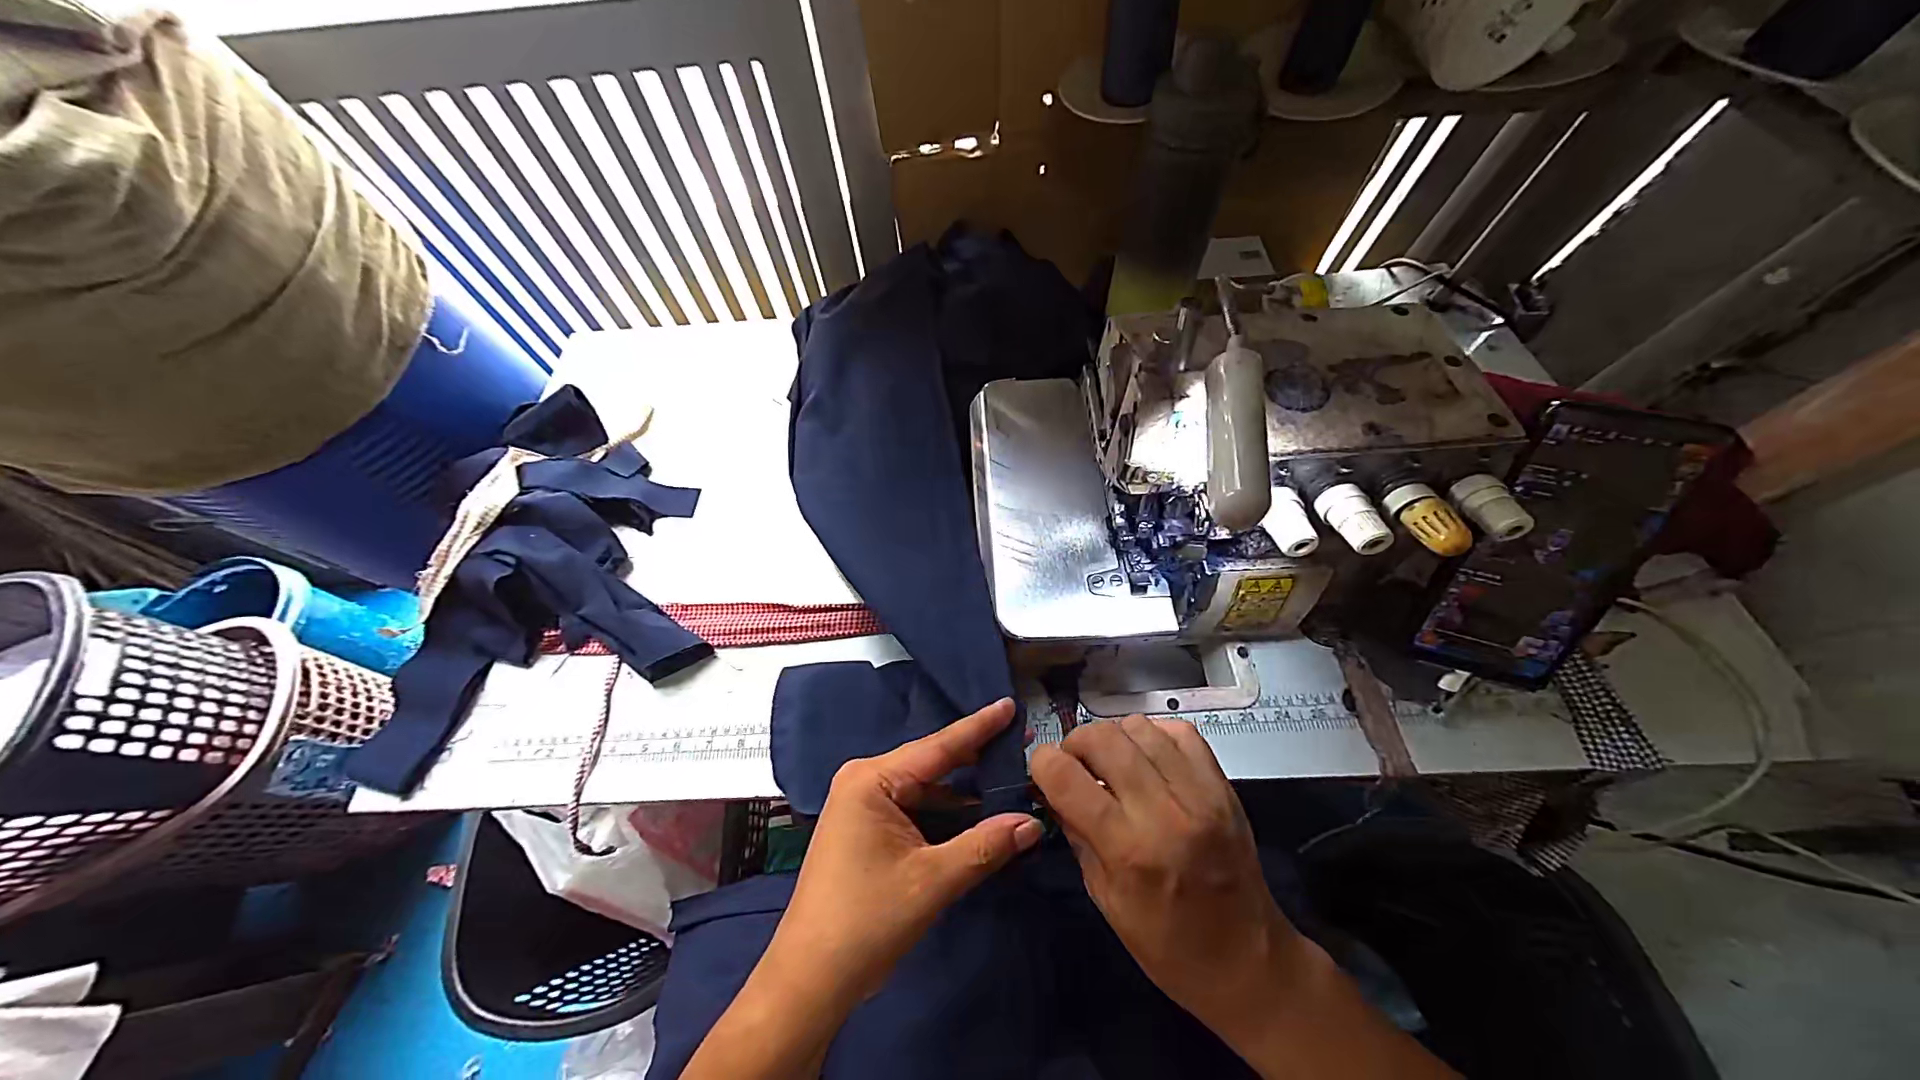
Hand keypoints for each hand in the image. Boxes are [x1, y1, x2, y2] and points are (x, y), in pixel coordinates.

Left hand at [765, 698, 1043, 1009]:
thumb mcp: (932, 880)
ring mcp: (862, 806)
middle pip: (932, 764)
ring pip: (926, 790)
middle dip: (976, 759)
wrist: (811, 979)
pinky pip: (915, 810)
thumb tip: (1032, 822)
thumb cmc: (866, 921)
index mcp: (871, 779)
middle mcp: (864, 781)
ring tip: (1009, 781)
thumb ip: (985, 845)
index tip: (1010, 704)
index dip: (979, 727)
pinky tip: (978, 817)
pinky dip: (946, 815)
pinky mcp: (866, 829)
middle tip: (1021, 743)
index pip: (938, 746)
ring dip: (964, 793)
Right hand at [1029, 716, 1293, 1041]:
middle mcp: (1163, 810)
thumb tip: (1051, 789)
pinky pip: (1180, 732)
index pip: (1065, 775)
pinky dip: (1154, 737)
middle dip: (1075, 745)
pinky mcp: (1223, 785)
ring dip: (1114, 739)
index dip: (1042, 764)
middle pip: (1101, 737)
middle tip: (1076, 766)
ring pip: (1138, 726)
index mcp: (1128, 848)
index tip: (1042, 773)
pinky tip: (1148, 760)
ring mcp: (1199, 793)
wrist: (1248, 960)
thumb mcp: (1104, 897)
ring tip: (1113, 765)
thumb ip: (1076, 833)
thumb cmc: (1167, 944)